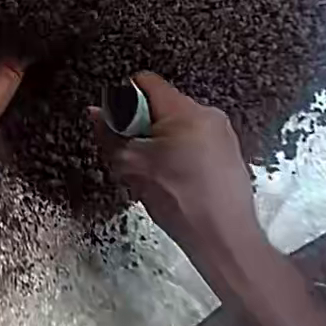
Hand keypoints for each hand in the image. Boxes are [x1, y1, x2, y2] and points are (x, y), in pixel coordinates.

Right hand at [88, 72, 261, 260]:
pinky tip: (175, 177)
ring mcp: (224, 135)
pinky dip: (179, 149)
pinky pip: (194, 138)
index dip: (124, 97)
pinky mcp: (231, 154)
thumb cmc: (178, 200)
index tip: (119, 122)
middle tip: (135, 150)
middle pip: (161, 103)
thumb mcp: (130, 164)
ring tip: (155, 167)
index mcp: (185, 111)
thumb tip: (94, 112)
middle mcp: (209, 115)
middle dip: (142, 122)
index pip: (145, 81)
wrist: (226, 243)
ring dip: (160, 137)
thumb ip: (108, 133)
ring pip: (177, 122)